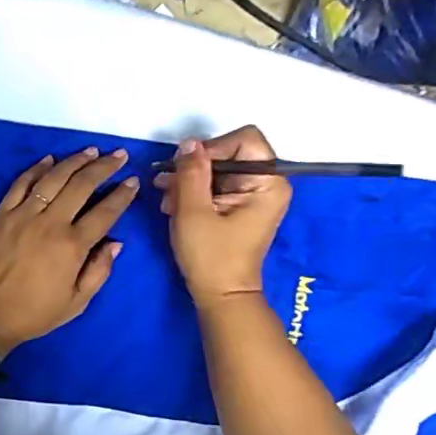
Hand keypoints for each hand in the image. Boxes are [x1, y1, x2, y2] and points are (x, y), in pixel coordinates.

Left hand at [0, 148, 139, 352]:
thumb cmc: (35, 312)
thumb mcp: (77, 301)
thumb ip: (100, 270)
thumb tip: (116, 242)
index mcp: (72, 246)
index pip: (105, 212)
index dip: (122, 194)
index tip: (132, 181)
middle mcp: (50, 223)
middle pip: (81, 185)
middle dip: (103, 167)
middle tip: (118, 155)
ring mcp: (22, 215)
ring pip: (52, 179)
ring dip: (74, 162)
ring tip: (90, 152)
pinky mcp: (1, 214)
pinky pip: (20, 184)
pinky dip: (36, 169)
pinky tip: (49, 160)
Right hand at [154, 126, 290, 309]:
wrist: (220, 294)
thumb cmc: (210, 255)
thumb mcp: (193, 210)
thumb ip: (191, 172)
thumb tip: (189, 143)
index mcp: (268, 183)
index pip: (245, 140)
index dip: (213, 147)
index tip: (189, 169)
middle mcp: (266, 184)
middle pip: (228, 153)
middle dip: (194, 167)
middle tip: (168, 186)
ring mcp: (252, 196)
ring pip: (216, 169)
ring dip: (188, 180)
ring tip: (167, 200)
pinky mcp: (238, 206)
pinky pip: (214, 185)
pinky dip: (193, 192)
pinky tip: (174, 206)